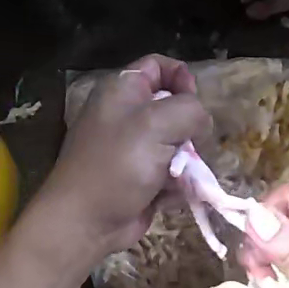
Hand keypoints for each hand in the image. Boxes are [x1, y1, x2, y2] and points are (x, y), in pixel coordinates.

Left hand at [39, 55, 209, 259]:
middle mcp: (127, 116)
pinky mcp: (142, 178)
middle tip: (190, 145)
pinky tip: (170, 196)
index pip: (159, 66)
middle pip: (175, 108)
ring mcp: (135, 149)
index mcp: (123, 91)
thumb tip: (202, 122)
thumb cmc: (118, 165)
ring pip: (180, 144)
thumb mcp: (158, 124)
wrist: (86, 221)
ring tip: (179, 176)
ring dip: (187, 162)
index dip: (182, 77)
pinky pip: (174, 173)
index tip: (194, 101)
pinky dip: (178, 184)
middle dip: (190, 129)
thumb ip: (191, 110)